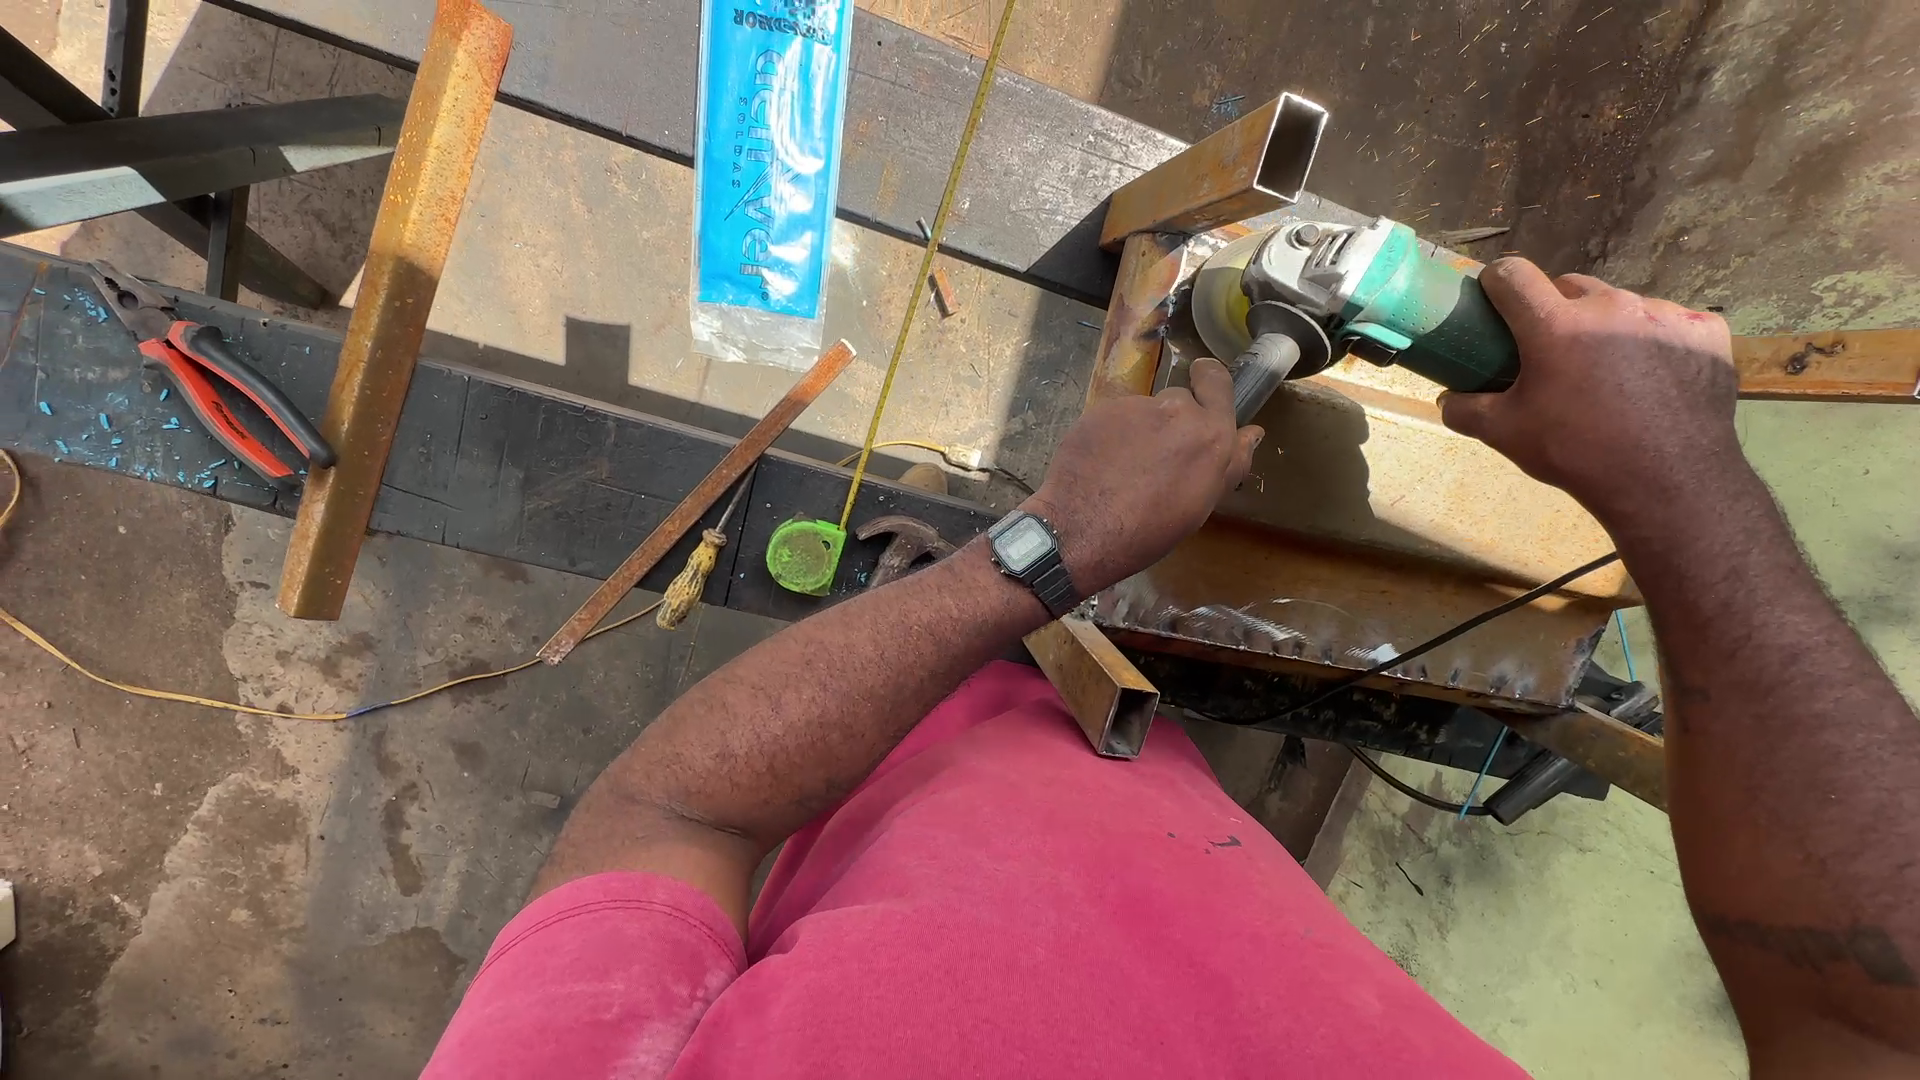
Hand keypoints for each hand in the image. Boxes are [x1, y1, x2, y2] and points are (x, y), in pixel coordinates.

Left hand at [1025, 357, 1260, 593]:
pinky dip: (1110, 434)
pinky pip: (1113, 417)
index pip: (1217, 382)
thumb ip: (1230, 462)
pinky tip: (1100, 464)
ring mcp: (1135, 407)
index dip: (1208, 381)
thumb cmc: (1150, 530)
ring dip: (1139, 429)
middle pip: (1179, 399)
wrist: (1084, 528)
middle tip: (1156, 455)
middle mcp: (1177, 410)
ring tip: (1122, 467)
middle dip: (1171, 420)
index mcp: (1211, 434)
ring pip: (1143, 410)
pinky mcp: (1101, 411)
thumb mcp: (1201, 504)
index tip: (1201, 385)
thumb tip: (1253, 433)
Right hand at [1440, 258, 1742, 522]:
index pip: (1513, 274)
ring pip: (1620, 304)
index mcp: (1555, 325)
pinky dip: (1651, 341)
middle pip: (1568, 285)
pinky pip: (1668, 322)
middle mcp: (1611, 306)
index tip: (1491, 302)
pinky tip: (1648, 376)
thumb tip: (1448, 399)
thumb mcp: (1501, 433)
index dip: (1495, 283)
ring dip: (1602, 325)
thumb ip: (1463, 409)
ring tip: (1602, 370)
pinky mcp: (1707, 330)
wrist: (1667, 479)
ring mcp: (1666, 314)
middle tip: (1547, 350)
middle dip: (1551, 308)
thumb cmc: (1574, 450)